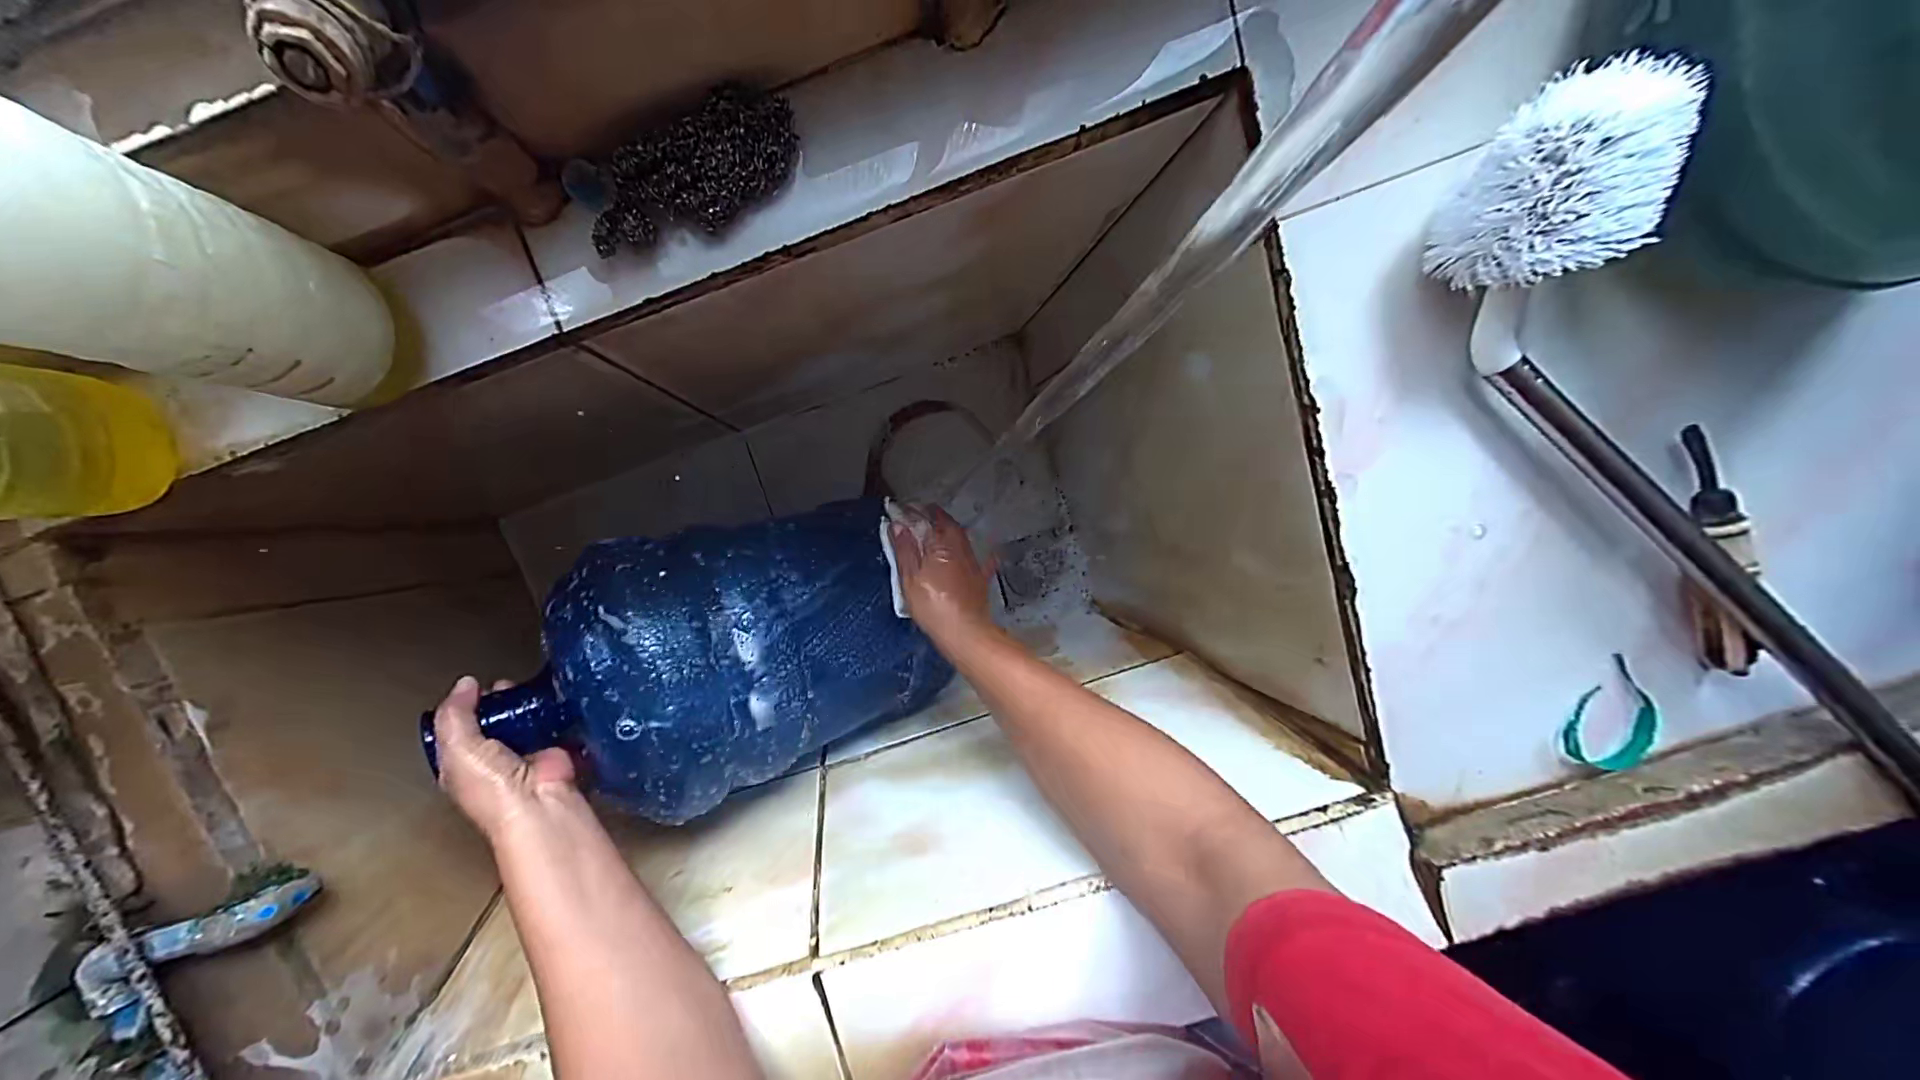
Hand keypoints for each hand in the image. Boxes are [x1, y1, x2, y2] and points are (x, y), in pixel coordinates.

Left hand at [432, 675, 581, 843]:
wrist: (538, 799)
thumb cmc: (491, 786)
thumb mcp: (457, 747)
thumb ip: (455, 714)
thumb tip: (465, 684)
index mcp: (460, 762)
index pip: (458, 726)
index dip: (463, 704)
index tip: (474, 686)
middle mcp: (491, 758)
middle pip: (493, 718)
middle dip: (498, 700)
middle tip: (505, 686)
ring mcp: (524, 751)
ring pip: (521, 717)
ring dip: (525, 702)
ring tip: (528, 687)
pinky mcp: (553, 746)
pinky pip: (550, 720)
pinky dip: (551, 708)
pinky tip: (550, 695)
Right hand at [889, 504, 999, 649]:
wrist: (965, 632)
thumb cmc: (936, 608)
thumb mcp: (909, 578)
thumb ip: (904, 549)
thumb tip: (898, 527)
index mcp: (941, 543)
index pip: (924, 518)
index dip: (910, 512)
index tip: (898, 509)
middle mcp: (959, 548)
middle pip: (945, 524)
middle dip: (930, 516)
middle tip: (915, 514)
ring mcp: (971, 562)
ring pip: (959, 537)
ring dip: (946, 529)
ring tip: (933, 529)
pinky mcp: (978, 578)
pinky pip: (972, 557)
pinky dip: (964, 551)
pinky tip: (966, 553)